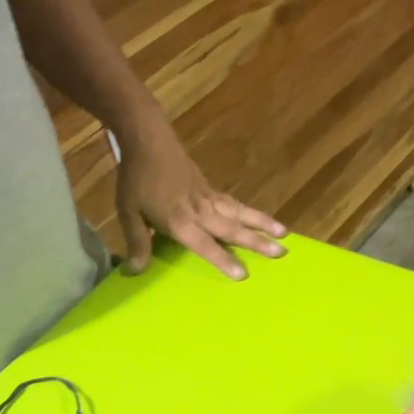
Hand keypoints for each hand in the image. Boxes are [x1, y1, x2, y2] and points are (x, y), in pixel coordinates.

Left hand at [115, 129, 286, 280]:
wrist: (148, 138)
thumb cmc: (136, 178)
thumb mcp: (128, 211)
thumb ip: (137, 241)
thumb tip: (135, 271)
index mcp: (179, 220)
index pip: (203, 244)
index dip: (222, 259)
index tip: (242, 274)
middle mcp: (200, 211)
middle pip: (231, 229)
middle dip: (256, 242)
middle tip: (280, 253)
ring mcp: (208, 199)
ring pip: (240, 214)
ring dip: (263, 224)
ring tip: (285, 234)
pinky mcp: (211, 190)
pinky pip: (235, 204)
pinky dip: (251, 213)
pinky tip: (264, 220)